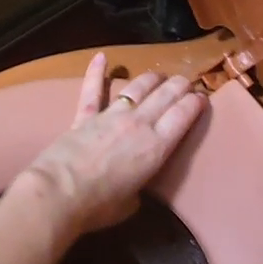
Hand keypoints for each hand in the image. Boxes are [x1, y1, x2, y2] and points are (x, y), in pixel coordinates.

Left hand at [18, 53, 208, 238]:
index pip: (183, 115)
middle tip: (186, 83)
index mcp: (156, 147)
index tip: (202, 98)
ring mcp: (111, 115)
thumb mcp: (132, 203)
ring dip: (152, 78)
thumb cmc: (100, 206)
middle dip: (180, 85)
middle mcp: (139, 123)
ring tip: (159, 75)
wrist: (60, 193)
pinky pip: (93, 89)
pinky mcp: (85, 115)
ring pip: (137, 87)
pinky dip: (97, 72)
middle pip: (165, 95)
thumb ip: (138, 187)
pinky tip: (101, 57)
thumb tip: (134, 186)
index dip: (196, 103)